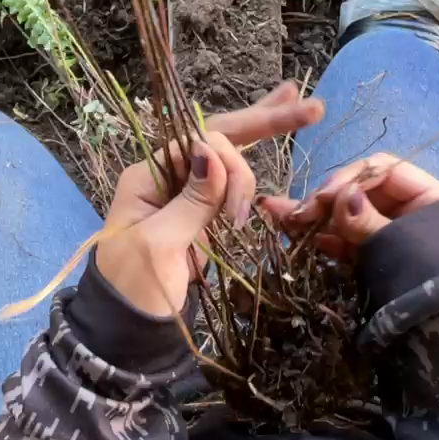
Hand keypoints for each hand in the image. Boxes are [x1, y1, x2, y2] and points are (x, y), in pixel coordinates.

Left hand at [96, 83, 323, 318]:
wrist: (127, 332)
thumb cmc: (133, 289)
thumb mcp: (157, 245)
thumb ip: (190, 201)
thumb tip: (212, 152)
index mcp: (148, 176)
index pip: (197, 143)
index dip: (229, 159)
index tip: (235, 210)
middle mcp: (169, 177)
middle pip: (219, 137)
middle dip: (263, 119)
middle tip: (311, 107)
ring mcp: (189, 194)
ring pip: (230, 153)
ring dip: (265, 133)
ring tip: (307, 114)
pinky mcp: (205, 215)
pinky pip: (234, 182)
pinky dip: (258, 158)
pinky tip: (280, 128)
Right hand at [259, 153, 438, 261]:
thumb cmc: (438, 284)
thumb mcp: (404, 250)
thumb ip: (369, 223)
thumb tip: (341, 198)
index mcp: (428, 198)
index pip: (383, 170)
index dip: (350, 178)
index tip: (324, 198)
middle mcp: (406, 212)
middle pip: (359, 192)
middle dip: (324, 199)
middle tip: (296, 211)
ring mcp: (387, 236)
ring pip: (345, 217)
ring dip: (313, 215)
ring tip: (276, 213)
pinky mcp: (372, 260)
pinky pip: (343, 242)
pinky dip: (319, 237)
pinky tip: (290, 231)